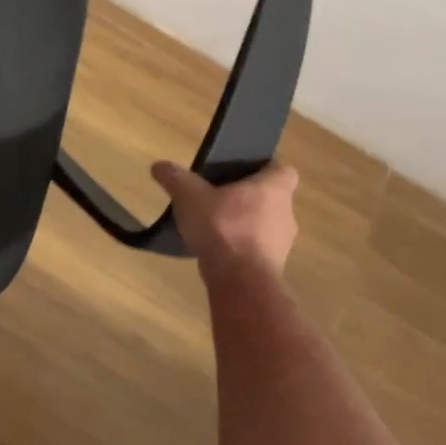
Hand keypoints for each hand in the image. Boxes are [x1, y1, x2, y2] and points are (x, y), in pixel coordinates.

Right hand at [152, 161, 300, 280]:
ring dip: (242, 220)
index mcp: (272, 189)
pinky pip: (256, 244)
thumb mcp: (187, 194)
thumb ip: (173, 176)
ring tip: (210, 221)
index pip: (282, 170)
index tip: (239, 169)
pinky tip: (214, 244)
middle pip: (270, 197)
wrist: (239, 278)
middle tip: (215, 194)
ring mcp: (282, 241)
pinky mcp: (272, 262)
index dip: (263, 167)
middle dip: (245, 195)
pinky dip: (239, 242)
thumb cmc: (221, 226)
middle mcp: (285, 212)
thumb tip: (160, 166)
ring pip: (264, 221)